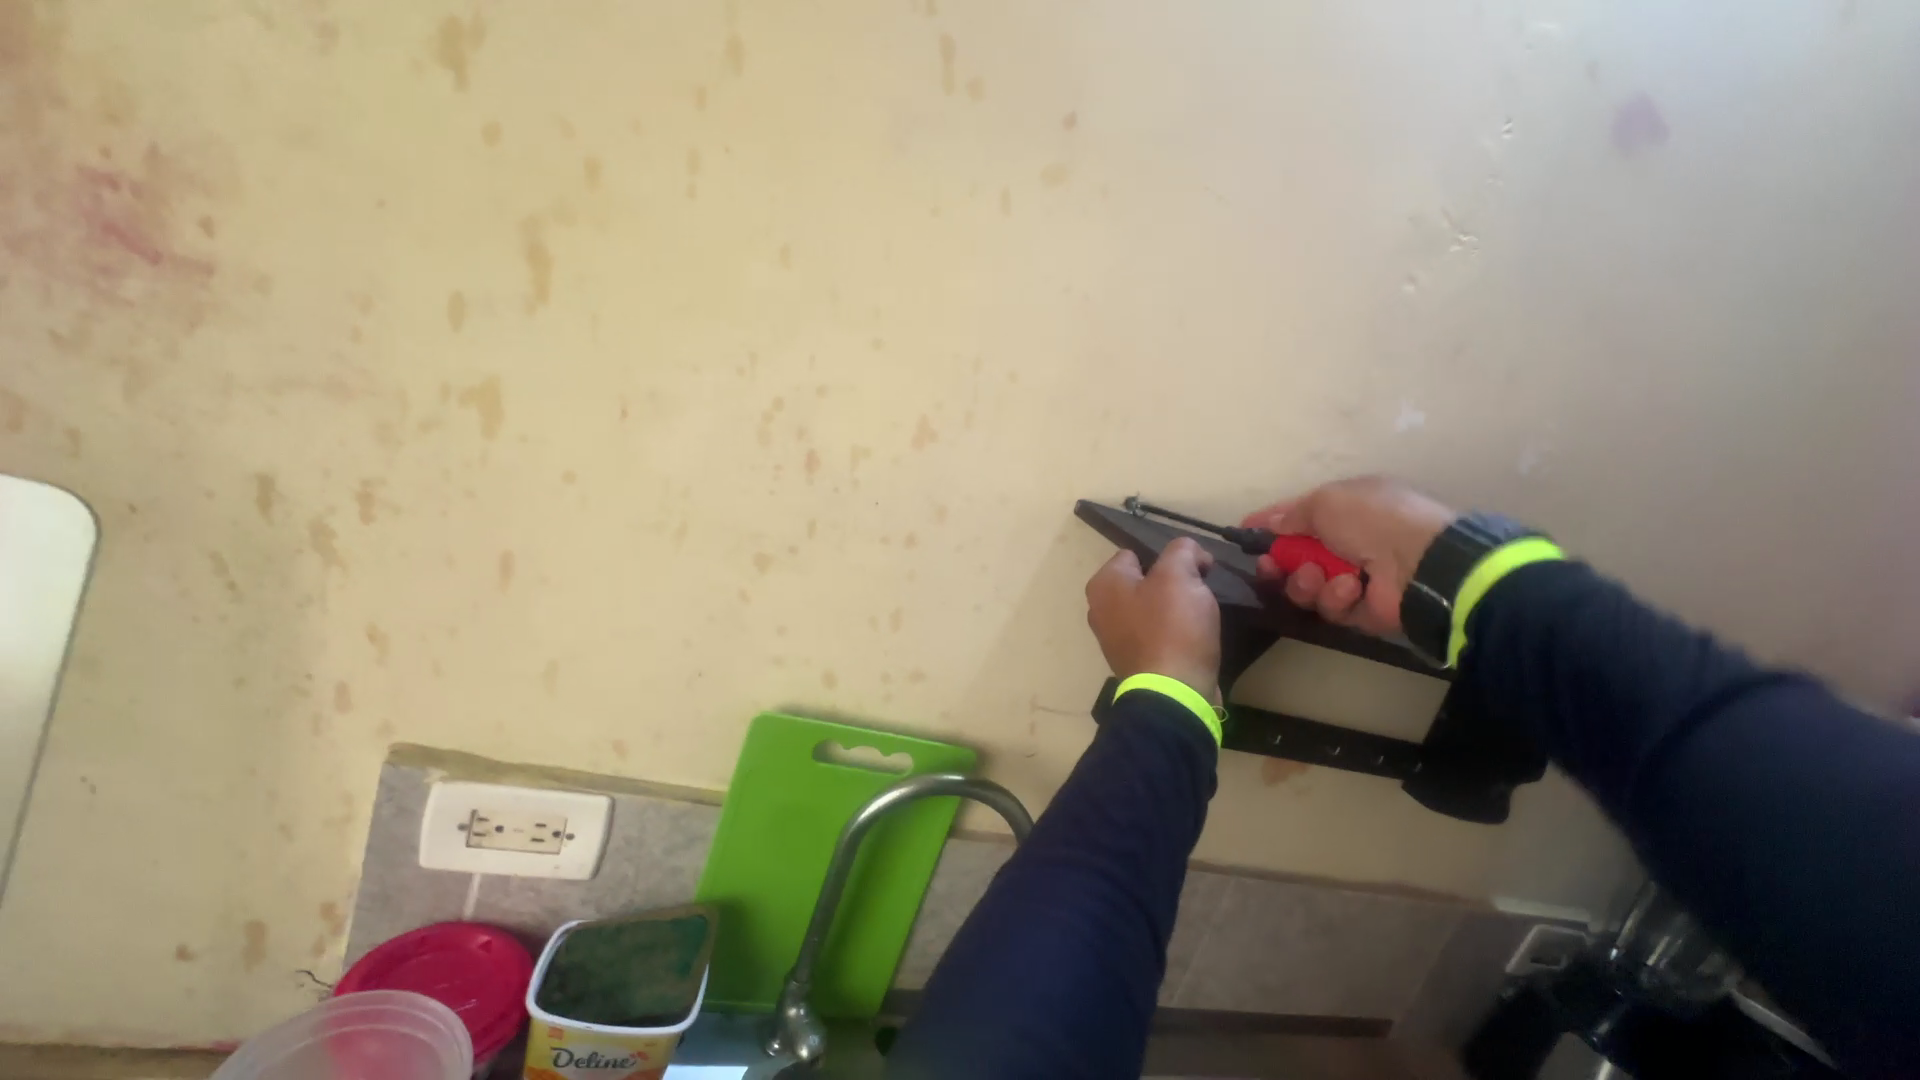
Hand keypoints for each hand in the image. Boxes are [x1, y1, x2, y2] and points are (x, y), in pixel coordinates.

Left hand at [1084, 537, 1221, 700]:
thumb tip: (1190, 553)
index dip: (1170, 558)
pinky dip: (1173, 635)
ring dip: (1175, 610)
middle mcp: (1100, 609)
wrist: (1173, 693)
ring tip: (1198, 619)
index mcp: (1103, 584)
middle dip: (1173, 584)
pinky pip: (1157, 635)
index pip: (1136, 553)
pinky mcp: (1134, 661)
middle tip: (1198, 595)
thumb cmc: (1171, 627)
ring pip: (1152, 608)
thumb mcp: (1179, 575)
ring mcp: (1115, 638)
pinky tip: (1192, 641)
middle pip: (1145, 582)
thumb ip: (1182, 551)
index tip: (1197, 571)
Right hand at [1241, 476, 1456, 636]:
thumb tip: (1269, 523)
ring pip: (1306, 586)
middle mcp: (1348, 542)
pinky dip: (1336, 597)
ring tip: (1320, 576)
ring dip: (1306, 581)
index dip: (1269, 524)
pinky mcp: (1360, 610)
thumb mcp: (1326, 501)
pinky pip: (1330, 607)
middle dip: (1278, 562)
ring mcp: (1354, 578)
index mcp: (1346, 509)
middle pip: (1295, 558)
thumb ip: (1291, 513)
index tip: (1243, 532)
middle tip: (1269, 566)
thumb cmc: (1373, 519)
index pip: (1297, 516)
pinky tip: (1351, 588)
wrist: (1421, 563)